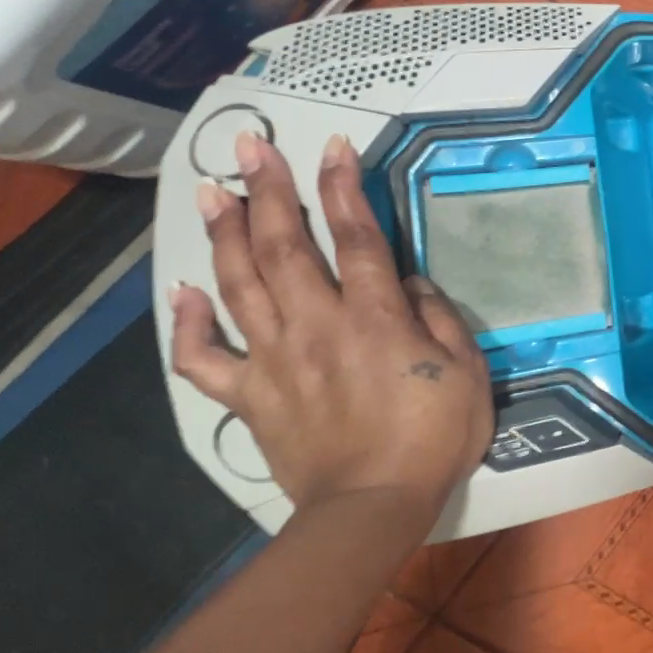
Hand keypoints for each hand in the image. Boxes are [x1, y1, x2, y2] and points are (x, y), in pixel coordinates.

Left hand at [170, 131, 493, 521]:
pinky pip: (204, 356)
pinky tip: (185, 291)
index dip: (343, 188)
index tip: (333, 147)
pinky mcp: (249, 395)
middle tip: (252, 148)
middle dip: (268, 192)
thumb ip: (440, 318)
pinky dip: (188, 322)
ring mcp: (275, 360)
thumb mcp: (466, 370)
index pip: (356, 238)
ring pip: (239, 286)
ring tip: (214, 191)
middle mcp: (317, 326)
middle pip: (283, 248)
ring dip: (224, 234)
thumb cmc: (436, 434)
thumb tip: (412, 283)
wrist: (374, 505)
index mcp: (377, 318)